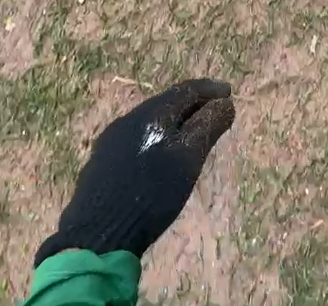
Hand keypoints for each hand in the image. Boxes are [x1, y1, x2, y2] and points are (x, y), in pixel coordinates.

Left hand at [34, 78, 235, 264]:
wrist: (97, 236)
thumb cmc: (151, 192)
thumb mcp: (189, 157)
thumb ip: (208, 125)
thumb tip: (225, 103)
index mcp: (151, 113)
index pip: (187, 89)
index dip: (211, 89)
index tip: (230, 94)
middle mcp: (128, 120)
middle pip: (168, 104)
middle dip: (194, 105)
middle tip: (214, 113)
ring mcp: (110, 142)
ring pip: (151, 123)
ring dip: (175, 124)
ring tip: (191, 136)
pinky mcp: (100, 165)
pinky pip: (137, 140)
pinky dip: (157, 140)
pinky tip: (160, 158)